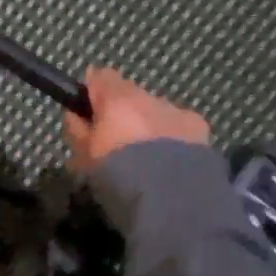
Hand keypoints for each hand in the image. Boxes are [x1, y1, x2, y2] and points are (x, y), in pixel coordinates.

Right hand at [64, 67, 210, 170]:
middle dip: (123, 112)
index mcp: (116, 99)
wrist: (173, 199)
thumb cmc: (118, 175)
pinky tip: (171, 161)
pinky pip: (179, 126)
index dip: (92, 92)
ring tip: (147, 157)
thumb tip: (75, 114)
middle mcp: (148, 97)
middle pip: (130, 95)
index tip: (88, 113)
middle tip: (117, 142)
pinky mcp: (200, 128)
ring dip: (148, 125)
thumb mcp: (84, 156)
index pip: (100, 76)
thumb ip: (77, 130)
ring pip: (155, 111)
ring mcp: (176, 111)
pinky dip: (173, 137)